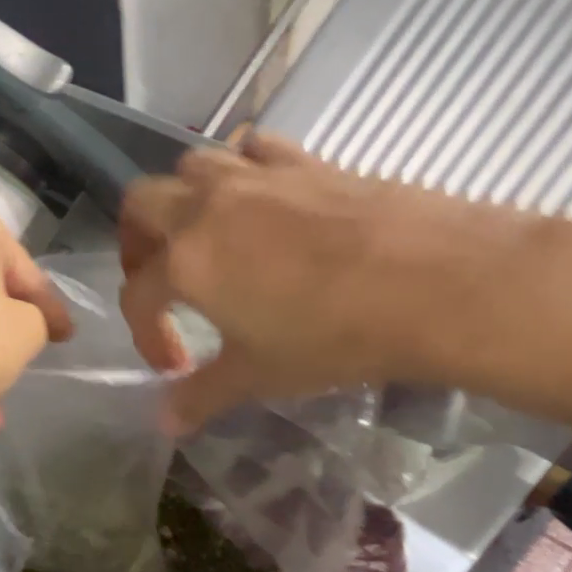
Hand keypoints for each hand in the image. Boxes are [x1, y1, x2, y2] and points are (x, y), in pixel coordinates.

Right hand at [119, 132, 541, 432]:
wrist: (435, 283)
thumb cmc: (333, 336)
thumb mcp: (258, 376)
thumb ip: (201, 396)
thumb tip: (165, 422)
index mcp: (186, 261)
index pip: (139, 295)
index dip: (146, 335)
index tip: (174, 366)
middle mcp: (209, 207)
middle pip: (141, 205)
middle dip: (136, 244)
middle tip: (159, 280)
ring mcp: (258, 177)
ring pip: (192, 165)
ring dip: (184, 198)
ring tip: (206, 235)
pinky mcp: (307, 160)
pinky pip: (253, 149)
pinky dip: (242, 168)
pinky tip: (262, 198)